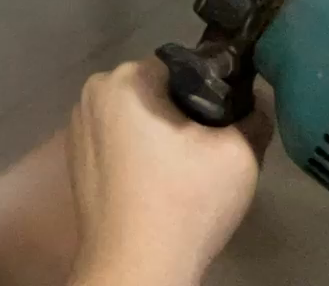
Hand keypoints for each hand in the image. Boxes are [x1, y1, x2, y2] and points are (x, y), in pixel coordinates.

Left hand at [67, 58, 272, 285]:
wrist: (135, 261)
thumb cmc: (185, 201)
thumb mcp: (237, 156)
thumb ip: (252, 118)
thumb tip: (256, 101)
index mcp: (126, 78)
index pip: (177, 67)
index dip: (207, 92)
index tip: (223, 124)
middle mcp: (93, 89)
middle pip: (151, 90)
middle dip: (179, 113)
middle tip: (205, 153)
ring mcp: (77, 120)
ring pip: (131, 114)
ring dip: (155, 133)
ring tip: (181, 173)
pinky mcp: (73, 152)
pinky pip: (112, 138)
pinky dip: (133, 152)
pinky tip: (152, 184)